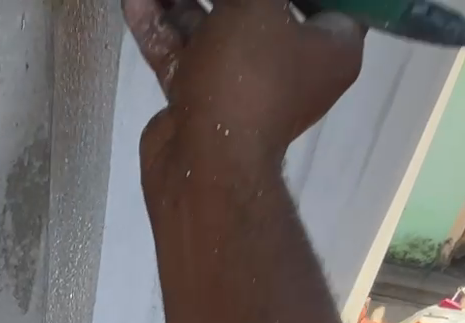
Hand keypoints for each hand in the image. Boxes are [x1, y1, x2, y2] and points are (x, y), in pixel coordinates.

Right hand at [124, 0, 364, 192]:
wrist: (203, 164)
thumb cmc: (247, 79)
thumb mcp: (256, 4)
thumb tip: (232, 0)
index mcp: (330, 46)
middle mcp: (288, 65)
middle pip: (260, 6)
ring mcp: (239, 86)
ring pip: (213, 27)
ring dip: (182, 1)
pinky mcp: (199, 102)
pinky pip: (184, 54)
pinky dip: (162, 29)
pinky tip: (135, 4)